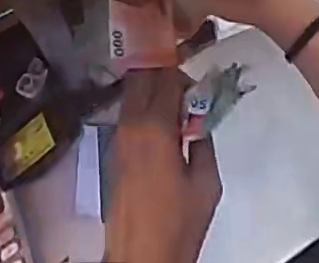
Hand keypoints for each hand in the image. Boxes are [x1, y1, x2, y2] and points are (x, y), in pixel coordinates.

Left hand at [105, 69, 220, 262]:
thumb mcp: (206, 183)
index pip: (166, 77)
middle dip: (163, 73)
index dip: (183, 76)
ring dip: (150, 88)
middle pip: (142, 74)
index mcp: (155, 127)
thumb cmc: (178, 224)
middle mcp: (131, 123)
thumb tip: (199, 117)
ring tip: (172, 108)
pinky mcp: (112, 147)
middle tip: (183, 92)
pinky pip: (127, 110)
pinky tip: (159, 126)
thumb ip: (203, 141)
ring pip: (131, 90)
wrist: (140, 257)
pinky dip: (142, 105)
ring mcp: (118, 134)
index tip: (196, 90)